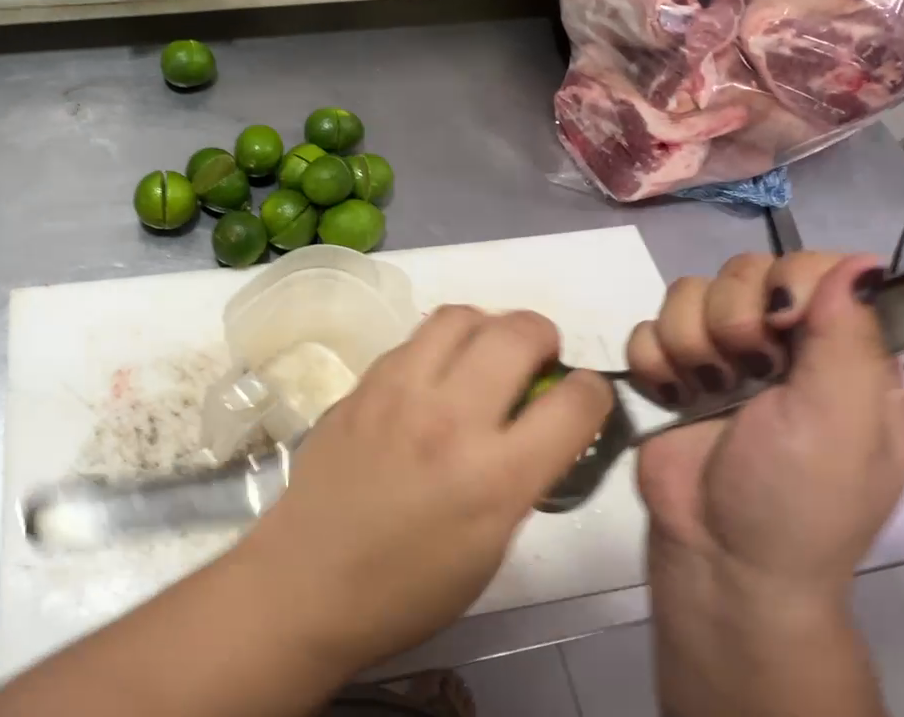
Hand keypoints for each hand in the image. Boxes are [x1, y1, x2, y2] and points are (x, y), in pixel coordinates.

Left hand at [235, 306, 615, 672]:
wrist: (309, 582)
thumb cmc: (410, 587)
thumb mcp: (492, 546)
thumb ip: (524, 477)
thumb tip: (541, 427)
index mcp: (495, 477)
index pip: (575, 402)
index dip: (594, 392)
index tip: (584, 396)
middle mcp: (449, 420)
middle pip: (516, 333)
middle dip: (543, 336)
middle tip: (537, 359)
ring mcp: (396, 394)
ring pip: (457, 316)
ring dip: (487, 326)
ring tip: (484, 354)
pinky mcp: (359, 387)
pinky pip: (410, 341)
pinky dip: (437, 346)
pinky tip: (433, 376)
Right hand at [627, 251, 903, 593]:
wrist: (720, 556)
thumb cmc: (798, 498)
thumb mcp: (840, 424)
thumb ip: (847, 337)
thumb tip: (864, 261)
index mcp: (843, 351)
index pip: (819, 267)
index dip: (791, 281)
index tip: (784, 324)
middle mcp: (783, 342)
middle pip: (744, 270)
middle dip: (734, 318)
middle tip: (749, 371)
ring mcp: (721, 354)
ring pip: (687, 293)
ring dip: (691, 344)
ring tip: (708, 391)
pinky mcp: (670, 371)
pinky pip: (646, 327)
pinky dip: (654, 362)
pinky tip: (675, 397)